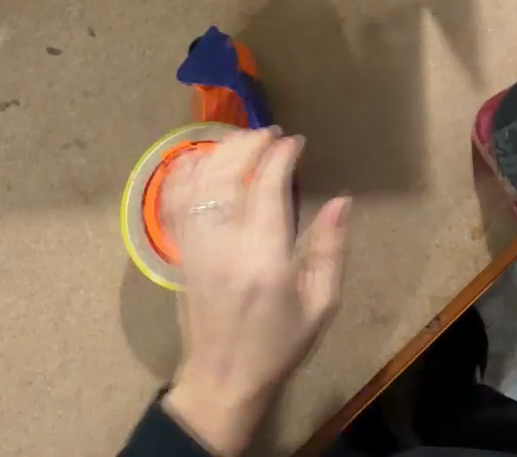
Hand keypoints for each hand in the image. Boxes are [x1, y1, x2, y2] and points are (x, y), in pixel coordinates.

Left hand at [160, 128, 351, 455]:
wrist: (222, 381)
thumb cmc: (279, 343)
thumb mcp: (321, 304)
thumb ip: (331, 248)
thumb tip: (342, 200)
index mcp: (264, 259)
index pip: (268, 188)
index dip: (282, 156)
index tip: (296, 142)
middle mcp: (225, 246)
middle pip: (228, 175)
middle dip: (249, 144)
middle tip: (270, 134)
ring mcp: (195, 248)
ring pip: (199, 182)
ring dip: (220, 152)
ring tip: (243, 141)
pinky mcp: (179, 252)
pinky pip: (173, 202)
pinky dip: (184, 173)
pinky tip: (200, 158)